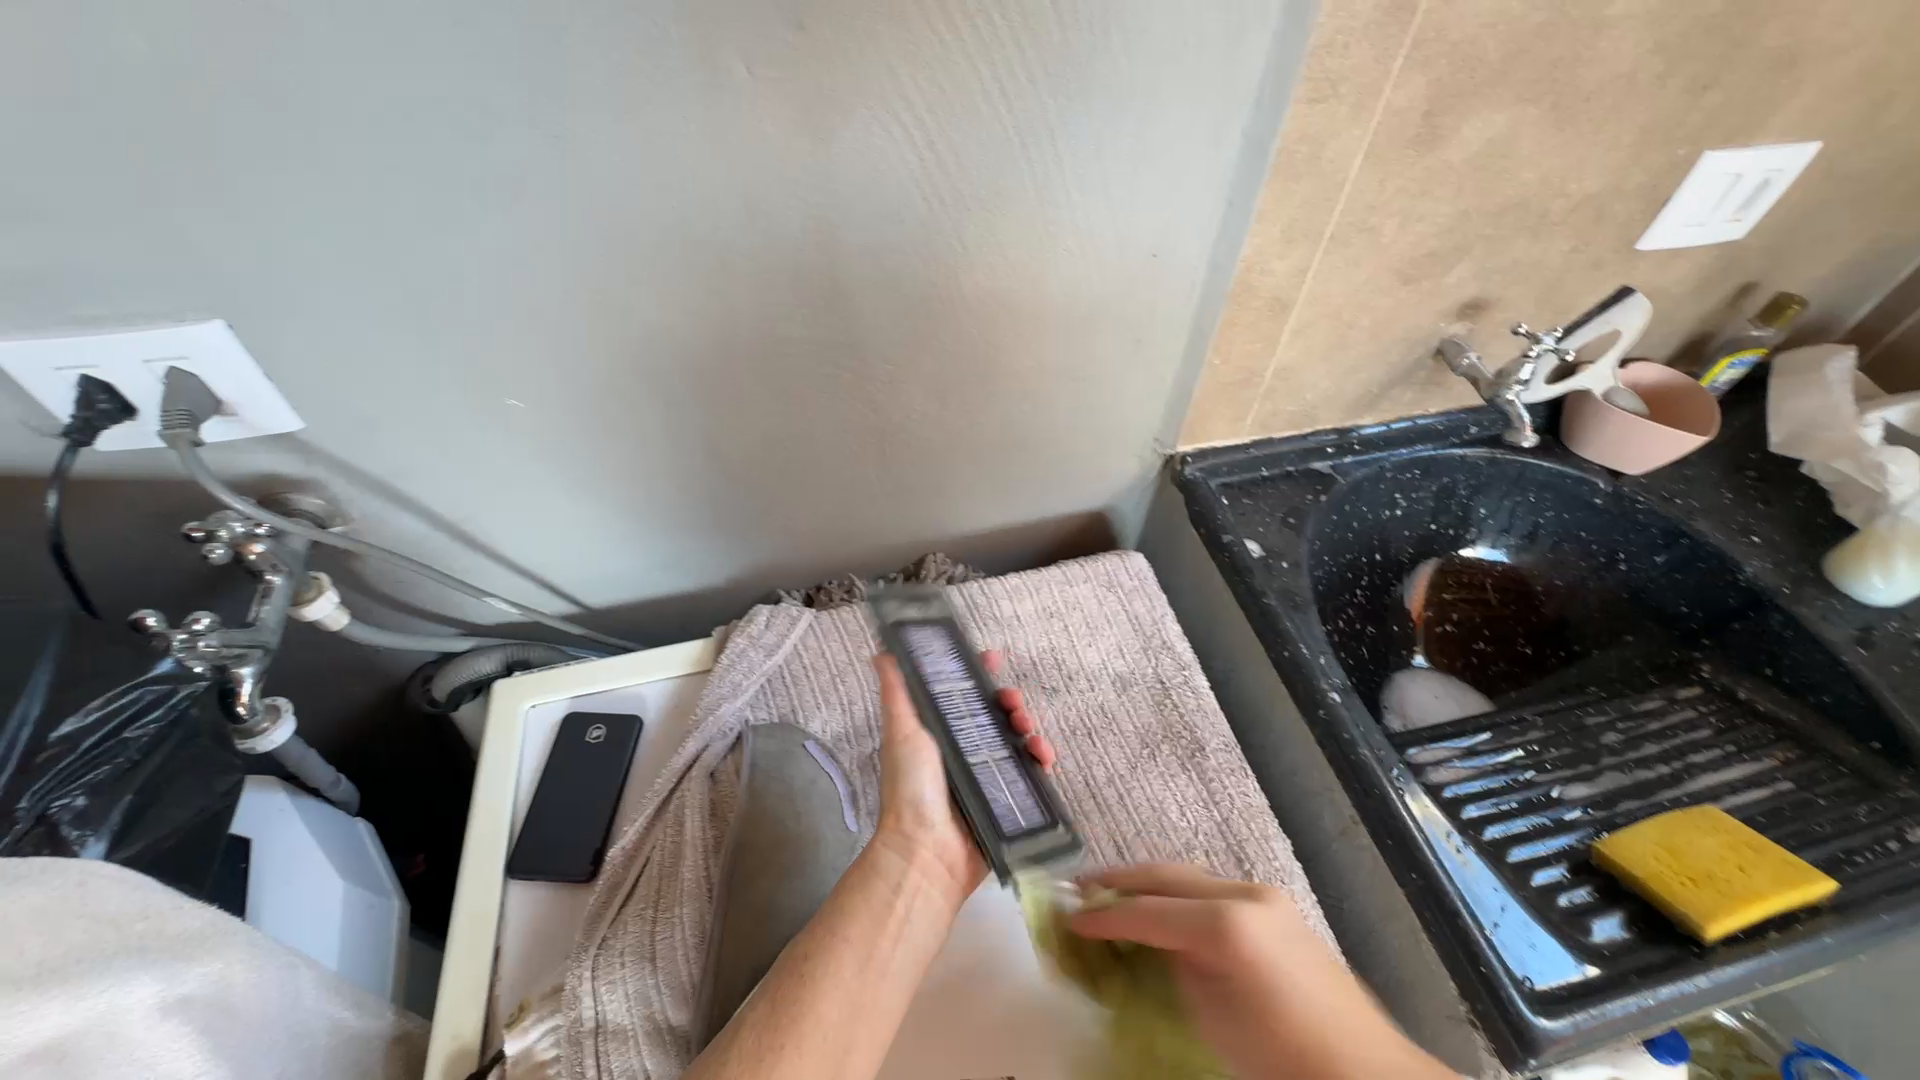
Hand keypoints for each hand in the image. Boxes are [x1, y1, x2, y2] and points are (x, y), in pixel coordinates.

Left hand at [868, 649, 1054, 908]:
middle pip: (997, 714)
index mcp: (940, 732)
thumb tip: (882, 651)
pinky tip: (1043, 757)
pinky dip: (1042, 760)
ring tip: (1030, 732)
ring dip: (1030, 727)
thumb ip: (898, 693)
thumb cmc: (911, 787)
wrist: (928, 853)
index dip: (980, 674)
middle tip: (1013, 703)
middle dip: (1010, 701)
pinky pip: (1032, 773)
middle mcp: (964, 750)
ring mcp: (988, 775)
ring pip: (1018, 739)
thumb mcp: (902, 732)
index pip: (964, 695)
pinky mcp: (1008, 799)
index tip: (993, 657)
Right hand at [1069, 864, 1455, 1079]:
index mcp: (1225, 923)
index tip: (1067, 918)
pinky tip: (1161, 906)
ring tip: (1112, 892)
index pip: (1147, 911)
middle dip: (1119, 881)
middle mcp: (1243, 894)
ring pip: (1189, 876)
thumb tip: (1138, 943)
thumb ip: (1170, 966)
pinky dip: (1177, 893)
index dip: (1103, 916)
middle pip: (1166, 877)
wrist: (1362, 1072)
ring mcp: (1264, 896)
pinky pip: (1212, 888)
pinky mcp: (1276, 907)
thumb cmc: (1279, 1058)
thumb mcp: (1209, 1016)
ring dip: (1148, 883)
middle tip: (1078, 887)